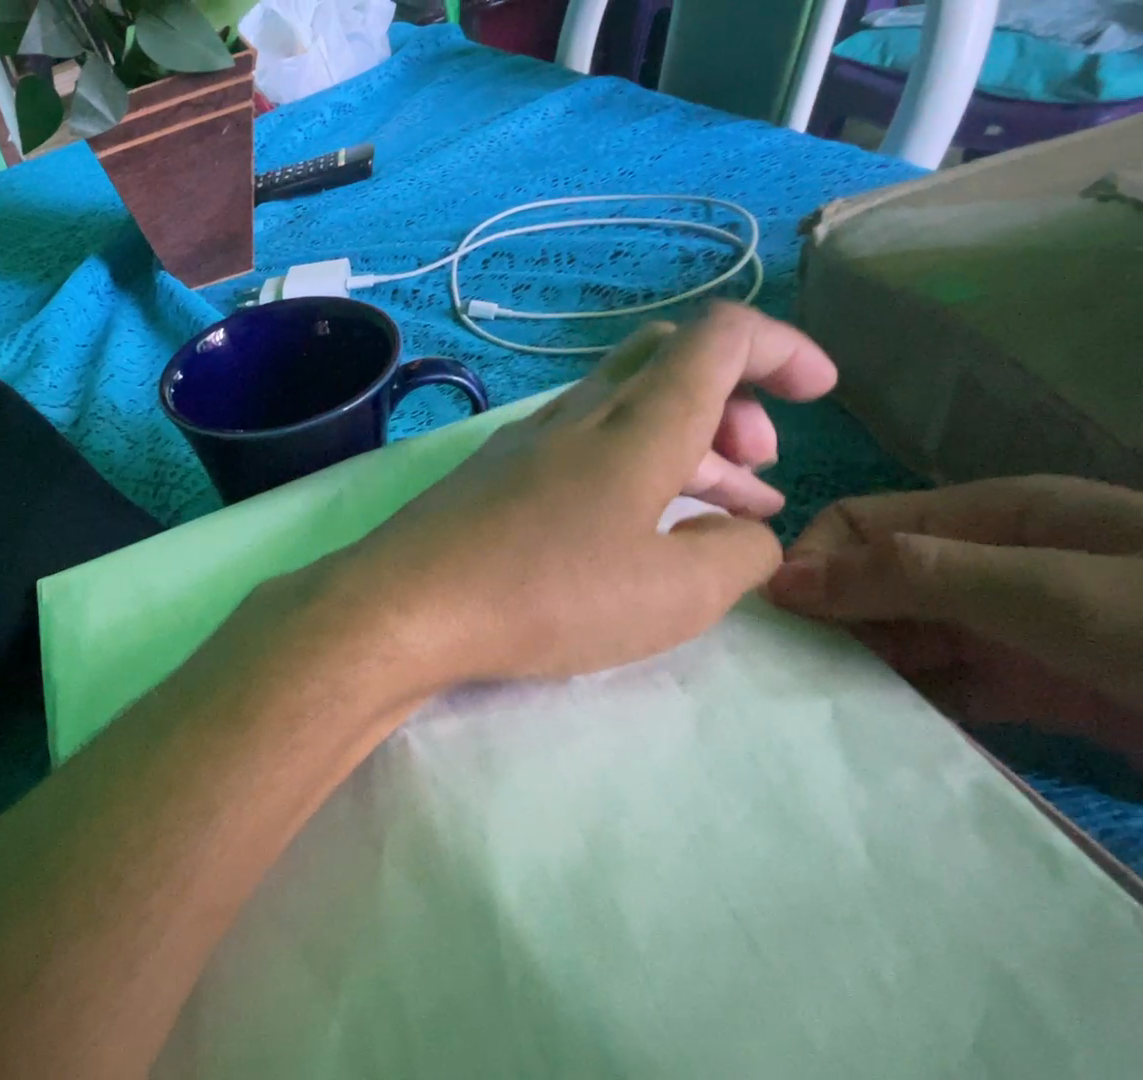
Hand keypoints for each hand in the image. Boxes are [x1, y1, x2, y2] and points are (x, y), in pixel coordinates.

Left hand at [327, 303, 837, 687]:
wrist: (403, 606)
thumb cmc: (546, 596)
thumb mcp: (675, 594)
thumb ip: (738, 555)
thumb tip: (743, 532)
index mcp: (635, 424)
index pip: (719, 336)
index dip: (781, 347)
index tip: (820, 391)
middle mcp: (575, 417)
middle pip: (662, 362)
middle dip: (730, 400)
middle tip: (757, 469)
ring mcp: (521, 445)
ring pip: (617, 411)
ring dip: (678, 445)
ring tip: (716, 514)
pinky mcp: (486, 479)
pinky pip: (571, 449)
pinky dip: (619, 470)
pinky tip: (623, 527)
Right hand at [767, 476, 1142, 762]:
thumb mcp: (1050, 588)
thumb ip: (912, 576)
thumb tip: (778, 579)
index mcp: (988, 520)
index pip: (853, 526)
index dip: (807, 566)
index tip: (773, 626)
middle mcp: (981, 569)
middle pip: (863, 586)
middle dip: (819, 626)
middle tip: (781, 679)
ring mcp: (1003, 634)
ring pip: (890, 643)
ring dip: (850, 674)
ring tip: (814, 714)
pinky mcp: (1022, 696)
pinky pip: (932, 697)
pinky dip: (896, 713)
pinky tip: (868, 737)